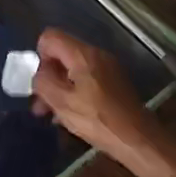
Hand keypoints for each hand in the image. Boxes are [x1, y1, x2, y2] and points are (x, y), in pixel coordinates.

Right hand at [30, 28, 175, 176]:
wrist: (138, 139)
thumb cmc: (97, 120)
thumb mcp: (62, 103)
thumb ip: (43, 82)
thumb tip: (37, 73)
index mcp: (83, 55)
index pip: (50, 37)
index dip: (38, 56)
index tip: (39, 81)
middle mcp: (96, 54)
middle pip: (61, 52)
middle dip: (47, 75)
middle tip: (40, 103)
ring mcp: (107, 67)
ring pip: (72, 68)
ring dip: (59, 86)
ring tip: (52, 113)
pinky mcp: (114, 82)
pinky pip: (85, 78)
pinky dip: (73, 91)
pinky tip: (71, 114)